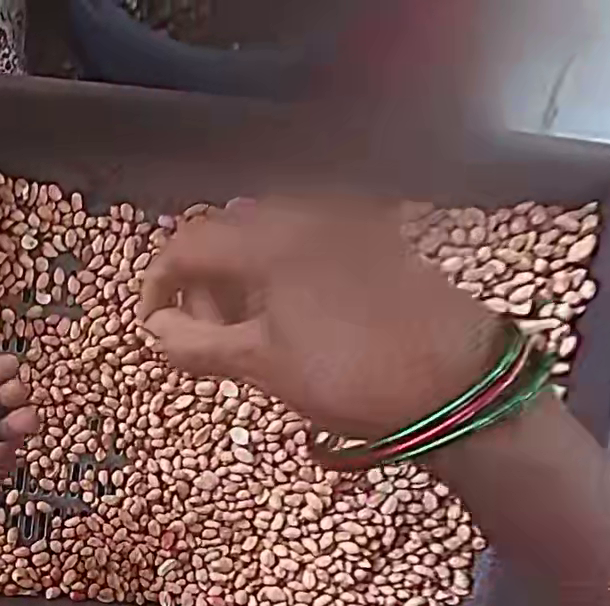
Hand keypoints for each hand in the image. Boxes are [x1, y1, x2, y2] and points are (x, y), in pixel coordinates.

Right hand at [138, 195, 499, 438]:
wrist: (456, 385)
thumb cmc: (347, 375)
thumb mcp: (257, 365)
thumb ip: (190, 344)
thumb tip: (155, 327)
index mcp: (273, 240)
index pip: (185, 245)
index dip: (156, 286)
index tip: (152, 327)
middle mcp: (306, 215)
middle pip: (220, 239)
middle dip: (199, 288)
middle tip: (207, 341)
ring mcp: (342, 224)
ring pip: (257, 243)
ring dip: (233, 286)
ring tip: (245, 337)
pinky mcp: (368, 240)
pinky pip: (296, 247)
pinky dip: (270, 280)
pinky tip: (282, 321)